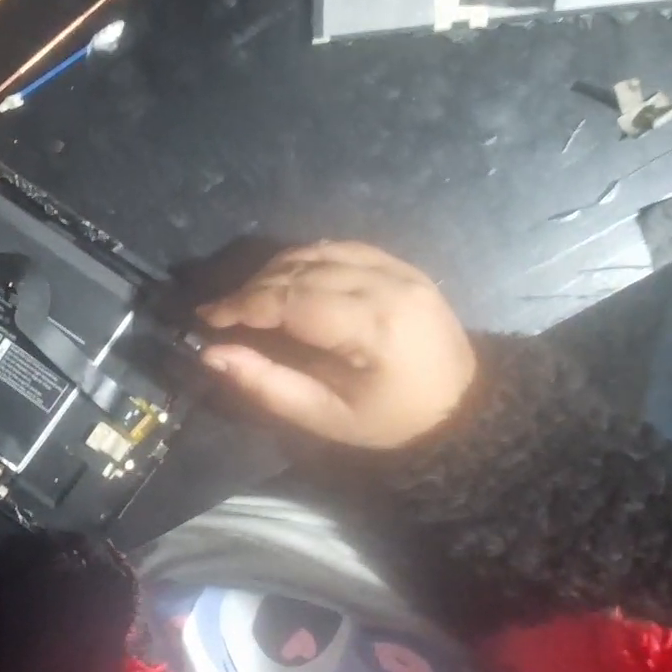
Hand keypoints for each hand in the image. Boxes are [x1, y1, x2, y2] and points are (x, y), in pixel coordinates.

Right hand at [196, 242, 475, 449]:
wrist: (465, 409)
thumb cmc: (391, 422)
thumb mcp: (325, 418)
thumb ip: (267, 385)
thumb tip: (211, 355)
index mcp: (372, 326)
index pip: (291, 298)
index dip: (241, 304)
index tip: (207, 318)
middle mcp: (387, 284)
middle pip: (299, 271)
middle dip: (250, 289)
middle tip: (221, 314)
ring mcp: (398, 269)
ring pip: (316, 252)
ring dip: (272, 272)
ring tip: (248, 300)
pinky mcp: (401, 265)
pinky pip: (340, 248)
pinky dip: (303, 260)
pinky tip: (285, 281)